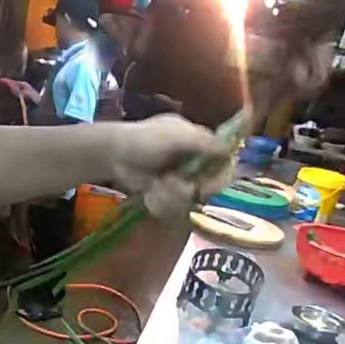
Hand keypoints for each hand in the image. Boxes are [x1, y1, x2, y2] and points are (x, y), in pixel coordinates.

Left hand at [108, 115, 233, 218]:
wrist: (114, 155)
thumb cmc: (145, 139)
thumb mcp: (177, 136)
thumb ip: (204, 143)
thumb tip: (230, 149)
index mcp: (198, 143)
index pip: (222, 162)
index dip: (220, 176)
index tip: (208, 186)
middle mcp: (191, 162)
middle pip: (207, 185)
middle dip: (190, 188)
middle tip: (173, 184)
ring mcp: (178, 179)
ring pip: (188, 199)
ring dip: (172, 196)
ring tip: (157, 186)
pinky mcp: (164, 194)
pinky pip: (172, 207)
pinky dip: (161, 202)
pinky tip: (150, 193)